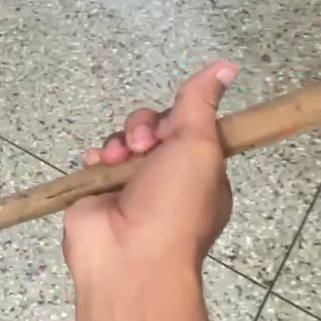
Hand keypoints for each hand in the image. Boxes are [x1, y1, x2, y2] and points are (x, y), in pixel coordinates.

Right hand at [63, 61, 237, 286]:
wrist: (128, 254)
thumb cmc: (173, 205)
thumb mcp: (199, 147)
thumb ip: (200, 104)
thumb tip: (225, 65)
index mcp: (200, 171)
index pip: (188, 126)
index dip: (176, 119)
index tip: (171, 129)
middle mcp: (166, 177)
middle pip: (153, 129)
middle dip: (144, 128)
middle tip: (142, 145)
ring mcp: (130, 185)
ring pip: (122, 142)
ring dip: (118, 142)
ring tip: (116, 158)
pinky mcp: (97, 192)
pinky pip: (95, 161)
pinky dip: (94, 158)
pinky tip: (96, 164)